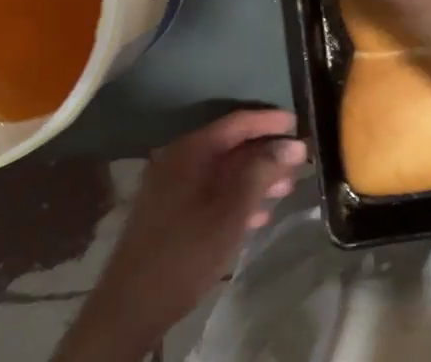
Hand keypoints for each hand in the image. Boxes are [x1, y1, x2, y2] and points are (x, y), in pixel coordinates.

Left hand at [92, 110, 305, 346]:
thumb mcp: (231, 213)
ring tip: (286, 189)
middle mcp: (178, 161)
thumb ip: (262, 173)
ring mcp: (171, 187)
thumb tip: (294, 144)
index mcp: (189, 152)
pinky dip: (236, 197)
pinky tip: (259, 215)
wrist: (130, 308)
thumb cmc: (185, 255)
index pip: (236, 123)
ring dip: (255, 178)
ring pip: (222, 171)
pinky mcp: (170, 212)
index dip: (270, 121)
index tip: (300, 125)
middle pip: (230, 146)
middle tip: (300, 163)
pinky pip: (210, 192)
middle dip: (267, 153)